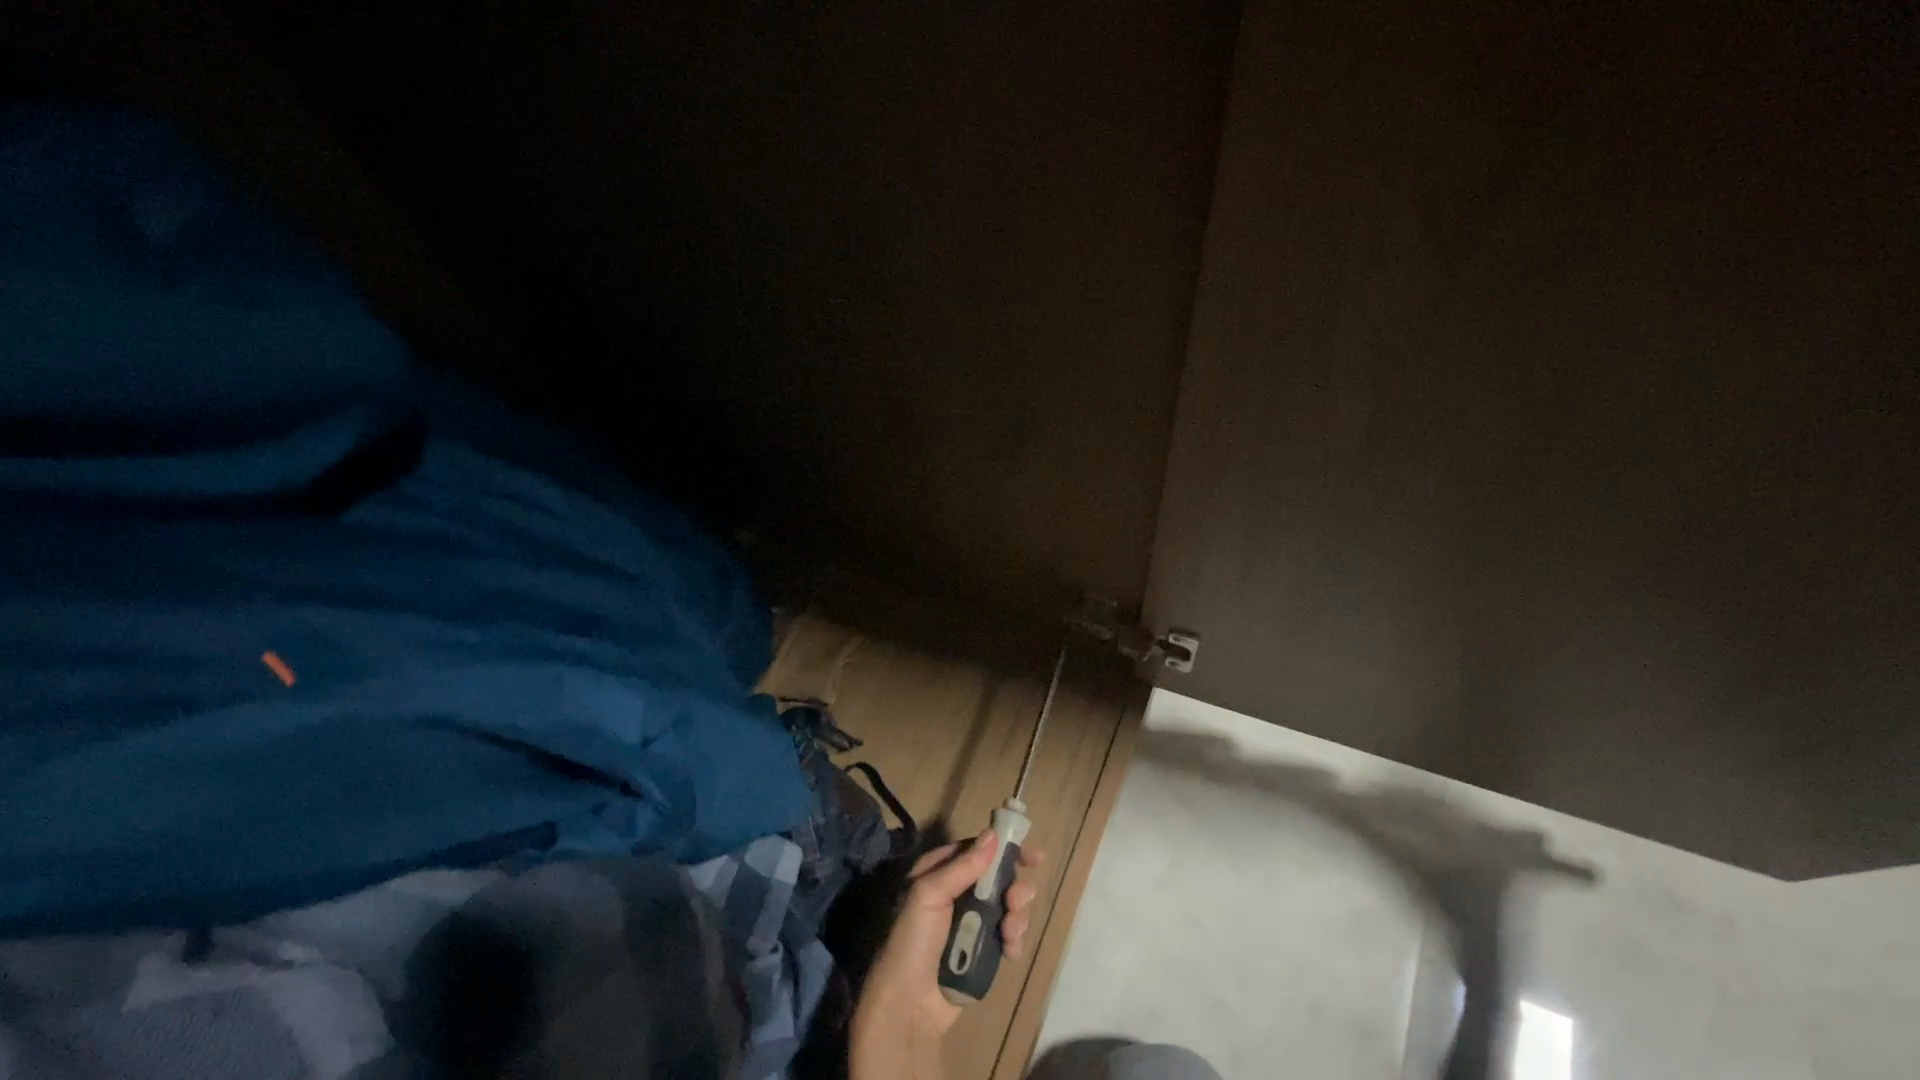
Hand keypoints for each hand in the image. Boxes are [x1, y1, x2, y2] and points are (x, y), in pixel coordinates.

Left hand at [850, 830, 1044, 1077]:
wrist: (907, 1006)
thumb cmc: (912, 941)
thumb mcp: (929, 896)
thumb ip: (963, 866)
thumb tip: (993, 835)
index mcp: (938, 874)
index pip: (977, 851)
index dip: (1004, 850)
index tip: (1033, 857)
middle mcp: (956, 894)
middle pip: (999, 878)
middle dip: (1014, 888)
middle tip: (1015, 901)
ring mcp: (971, 924)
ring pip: (1008, 907)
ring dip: (1016, 916)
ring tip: (1009, 933)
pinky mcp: (983, 951)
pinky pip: (1008, 935)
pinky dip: (1015, 940)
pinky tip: (1011, 950)